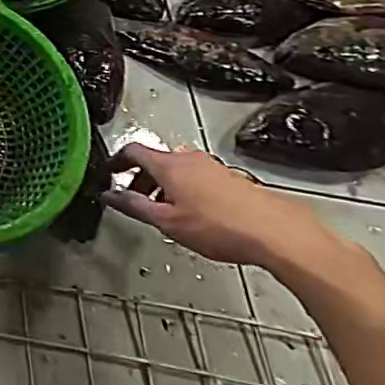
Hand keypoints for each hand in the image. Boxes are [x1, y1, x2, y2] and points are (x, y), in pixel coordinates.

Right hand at [101, 143, 341, 269]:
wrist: (276, 233)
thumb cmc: (218, 227)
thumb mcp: (167, 221)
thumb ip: (133, 205)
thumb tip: (108, 195)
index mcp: (168, 164)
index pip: (132, 151)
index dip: (116, 161)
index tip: (108, 175)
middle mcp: (188, 158)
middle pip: (155, 160)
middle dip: (140, 178)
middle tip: (134, 199)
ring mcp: (212, 166)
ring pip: (177, 169)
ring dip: (163, 185)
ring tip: (164, 211)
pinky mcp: (230, 178)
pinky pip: (196, 177)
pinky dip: (184, 189)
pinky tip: (193, 214)